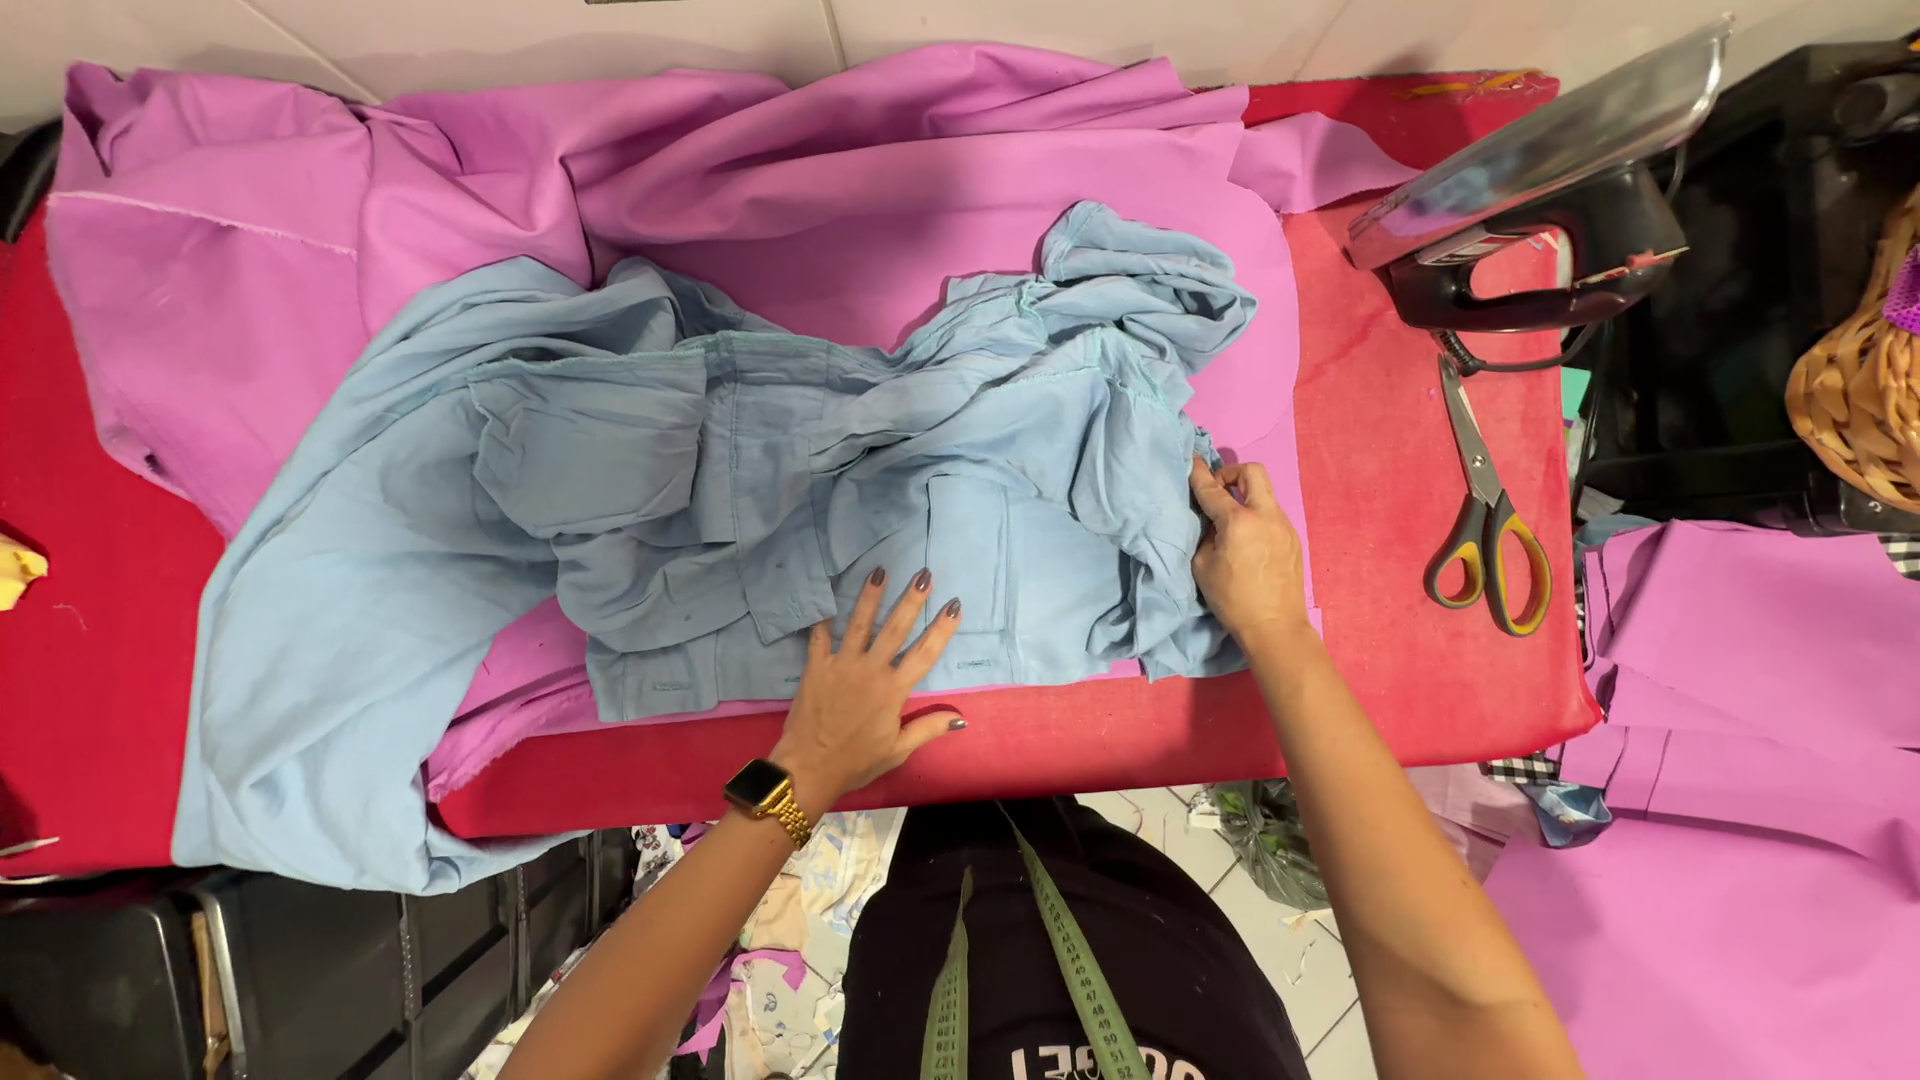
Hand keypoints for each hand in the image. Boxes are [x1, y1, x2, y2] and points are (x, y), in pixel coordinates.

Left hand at [769, 567, 964, 810]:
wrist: (809, 768)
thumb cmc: (857, 762)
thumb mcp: (898, 750)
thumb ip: (928, 729)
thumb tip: (961, 718)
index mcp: (893, 691)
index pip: (925, 654)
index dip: (942, 629)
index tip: (955, 605)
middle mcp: (871, 670)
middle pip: (895, 629)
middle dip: (911, 600)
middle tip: (923, 575)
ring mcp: (842, 665)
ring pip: (859, 624)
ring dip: (870, 596)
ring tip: (879, 571)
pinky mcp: (816, 667)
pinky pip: (820, 636)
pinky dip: (823, 617)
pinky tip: (827, 597)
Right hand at [1189, 456, 1311, 648]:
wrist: (1275, 626)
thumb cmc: (1232, 599)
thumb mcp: (1203, 566)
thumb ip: (1205, 535)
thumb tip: (1212, 522)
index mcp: (1238, 522)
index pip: (1212, 489)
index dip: (1198, 473)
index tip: (1190, 460)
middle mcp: (1265, 515)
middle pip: (1252, 471)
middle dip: (1231, 473)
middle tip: (1218, 491)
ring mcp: (1284, 525)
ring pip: (1265, 492)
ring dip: (1245, 495)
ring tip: (1231, 520)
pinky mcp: (1292, 537)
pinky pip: (1271, 514)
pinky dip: (1256, 515)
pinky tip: (1248, 541)